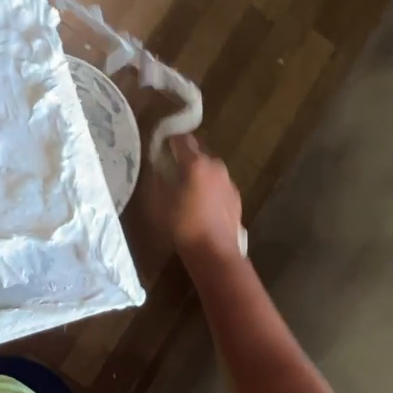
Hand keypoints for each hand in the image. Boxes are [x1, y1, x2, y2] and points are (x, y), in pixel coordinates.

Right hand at [147, 135, 244, 263]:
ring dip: (198, 173)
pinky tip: (201, 205)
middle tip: (170, 171)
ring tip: (186, 190)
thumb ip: (156, 178)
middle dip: (184, 158)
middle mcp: (215, 166)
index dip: (170, 140)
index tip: (160, 148)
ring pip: (209, 169)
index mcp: (196, 163)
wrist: (215, 253)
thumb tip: (156, 165)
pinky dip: (209, 188)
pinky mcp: (236, 197)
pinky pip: (218, 184)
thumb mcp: (158, 202)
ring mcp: (228, 182)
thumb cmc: (182, 226)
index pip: (182, 139)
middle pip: (198, 152)